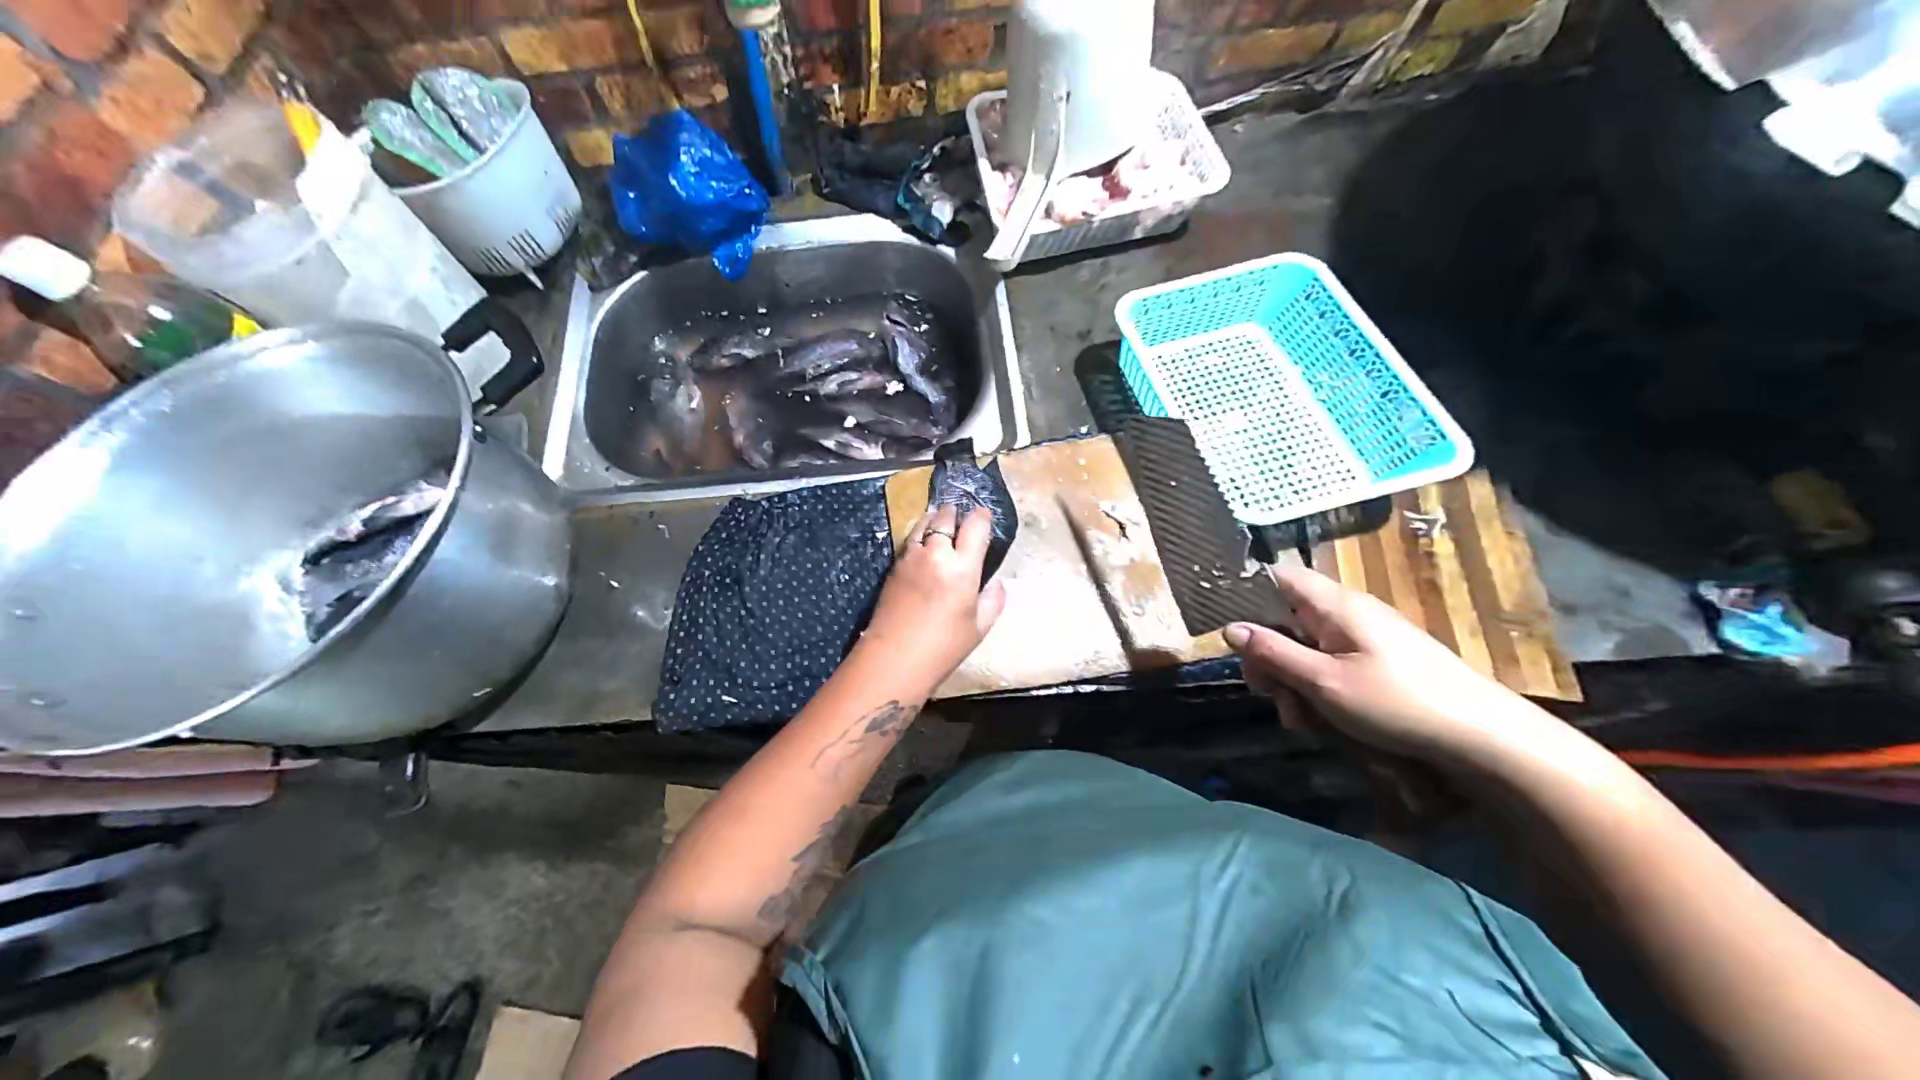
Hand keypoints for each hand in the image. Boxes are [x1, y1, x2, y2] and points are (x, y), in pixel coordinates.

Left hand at [855, 504, 1006, 691]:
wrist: (894, 657)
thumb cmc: (943, 647)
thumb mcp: (980, 627)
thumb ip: (993, 599)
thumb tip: (994, 582)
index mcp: (962, 567)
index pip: (975, 525)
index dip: (982, 516)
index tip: (985, 516)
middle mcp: (935, 554)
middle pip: (945, 517)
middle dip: (956, 514)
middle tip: (962, 519)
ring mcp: (911, 557)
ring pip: (924, 523)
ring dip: (935, 520)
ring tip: (942, 525)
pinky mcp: (894, 566)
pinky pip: (910, 540)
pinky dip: (920, 536)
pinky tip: (925, 546)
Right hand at [1223, 565, 1548, 768]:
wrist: (1482, 736)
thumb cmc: (1396, 703)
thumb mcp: (1322, 682)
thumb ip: (1273, 653)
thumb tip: (1230, 628)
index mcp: (1334, 605)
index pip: (1277, 576)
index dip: (1248, 596)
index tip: (1237, 639)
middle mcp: (1348, 612)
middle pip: (1286, 619)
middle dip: (1270, 658)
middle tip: (1272, 695)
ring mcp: (1366, 636)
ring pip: (1306, 648)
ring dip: (1294, 682)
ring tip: (1305, 719)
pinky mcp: (1379, 660)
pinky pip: (1332, 664)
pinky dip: (1320, 689)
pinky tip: (1328, 721)